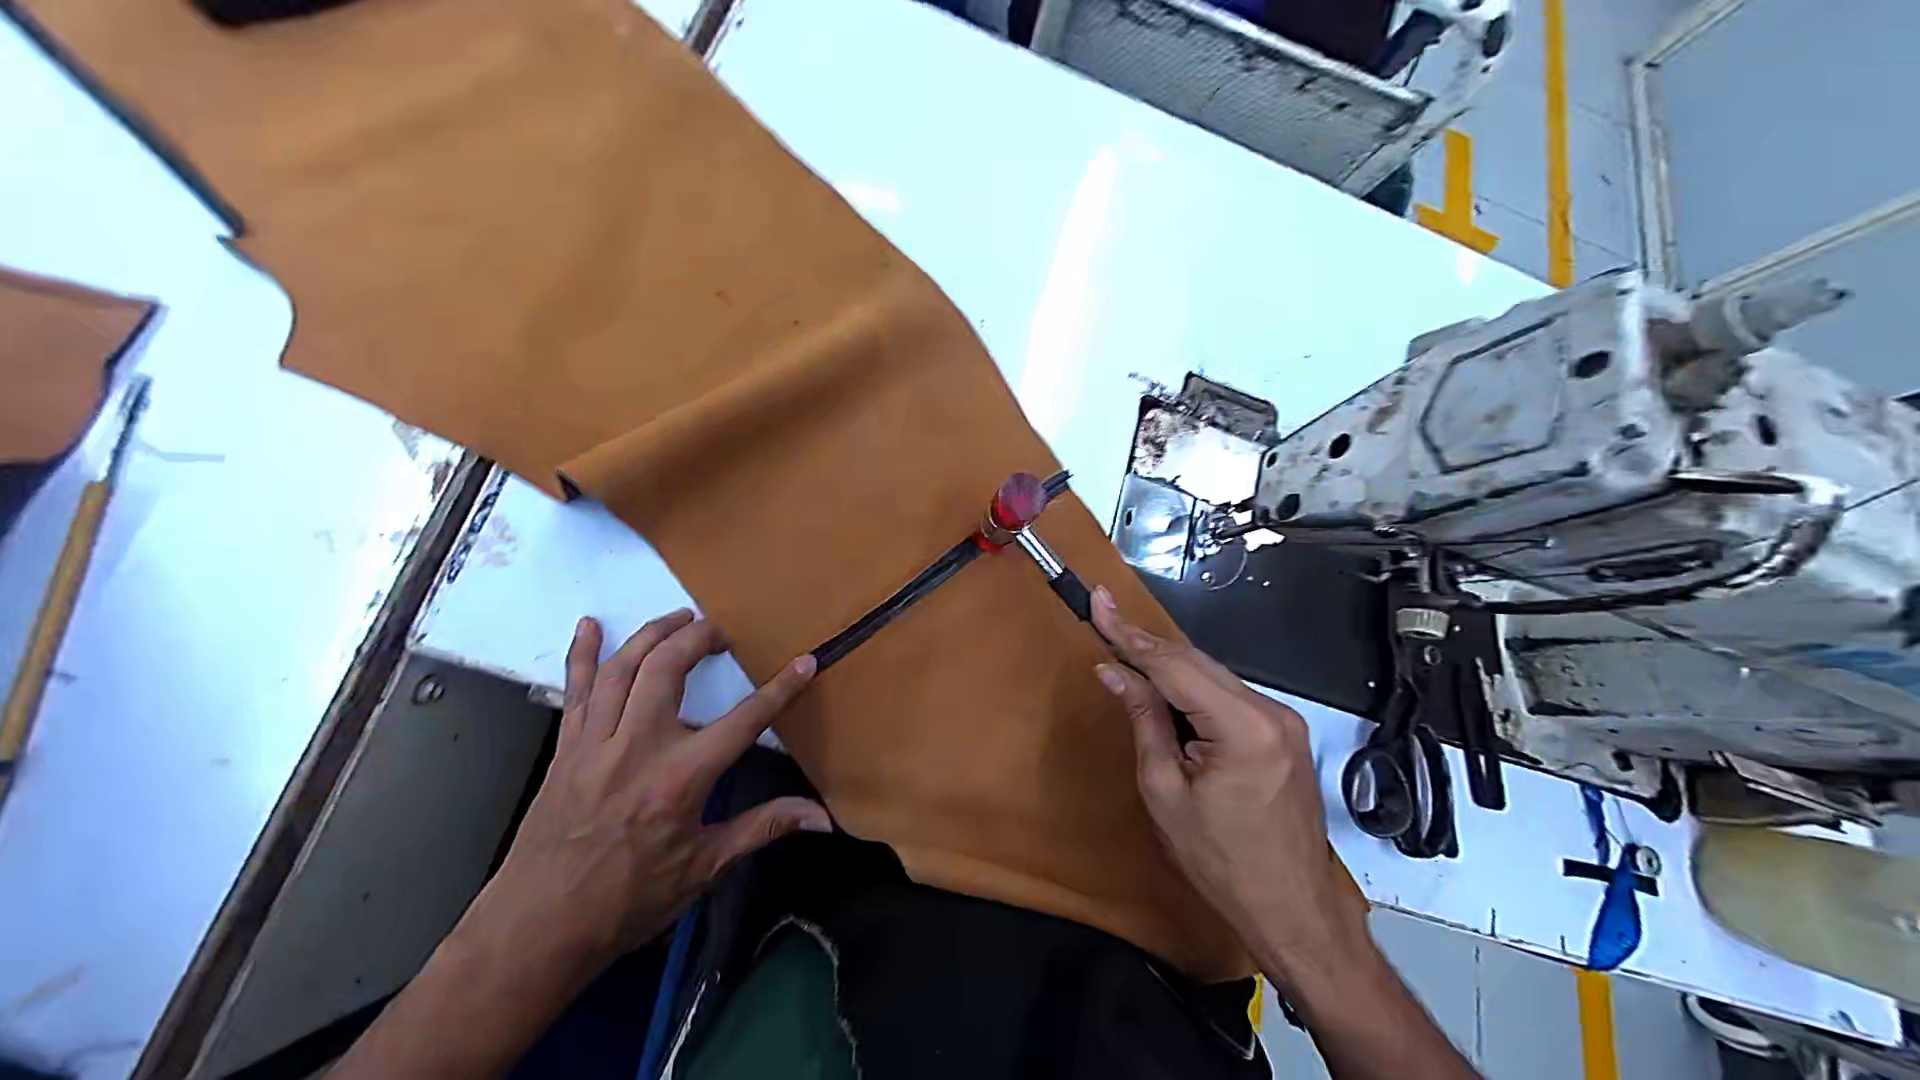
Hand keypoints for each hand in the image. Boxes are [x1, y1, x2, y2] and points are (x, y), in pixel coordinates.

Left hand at [474, 611, 830, 966]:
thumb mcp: (705, 868)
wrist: (538, 928)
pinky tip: (589, 625)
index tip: (804, 662)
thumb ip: (764, 827)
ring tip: (679, 617)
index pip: (744, 720)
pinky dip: (581, 653)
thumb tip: (823, 818)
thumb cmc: (629, 901)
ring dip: (654, 633)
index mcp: (681, 778)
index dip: (781, 689)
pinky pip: (573, 689)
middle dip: (700, 638)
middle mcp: (638, 747)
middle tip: (721, 633)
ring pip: (623, 667)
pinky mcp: (566, 748)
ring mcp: (595, 743)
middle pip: (669, 668)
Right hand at [1089, 586, 1364, 984]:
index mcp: (1244, 728)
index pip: (1175, 665)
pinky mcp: (1283, 731)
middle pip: (1196, 661)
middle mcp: (1271, 712)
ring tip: (1124, 653)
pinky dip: (1192, 686)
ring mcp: (1284, 719)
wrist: (1293, 908)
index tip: (1100, 604)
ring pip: (1212, 673)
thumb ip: (1144, 720)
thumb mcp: (1165, 791)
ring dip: (1167, 665)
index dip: (1130, 634)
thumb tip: (1115, 673)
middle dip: (1145, 643)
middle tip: (1104, 617)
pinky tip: (1164, 687)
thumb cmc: (1222, 862)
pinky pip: (1228, 693)